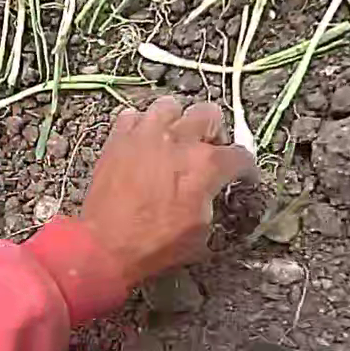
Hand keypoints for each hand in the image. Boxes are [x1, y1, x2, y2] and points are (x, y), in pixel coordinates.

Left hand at [80, 98, 256, 283]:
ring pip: (169, 106)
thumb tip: (209, 188)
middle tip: (205, 150)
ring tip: (170, 140)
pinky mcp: (117, 139)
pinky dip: (139, 125)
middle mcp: (178, 140)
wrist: (105, 244)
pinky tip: (140, 143)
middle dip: (213, 132)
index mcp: (207, 164)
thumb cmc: (155, 243)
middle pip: (209, 114)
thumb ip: (211, 197)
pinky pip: (132, 116)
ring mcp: (144, 135)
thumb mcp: (202, 228)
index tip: (240, 176)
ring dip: (175, 120)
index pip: (240, 155)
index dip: (244, 169)